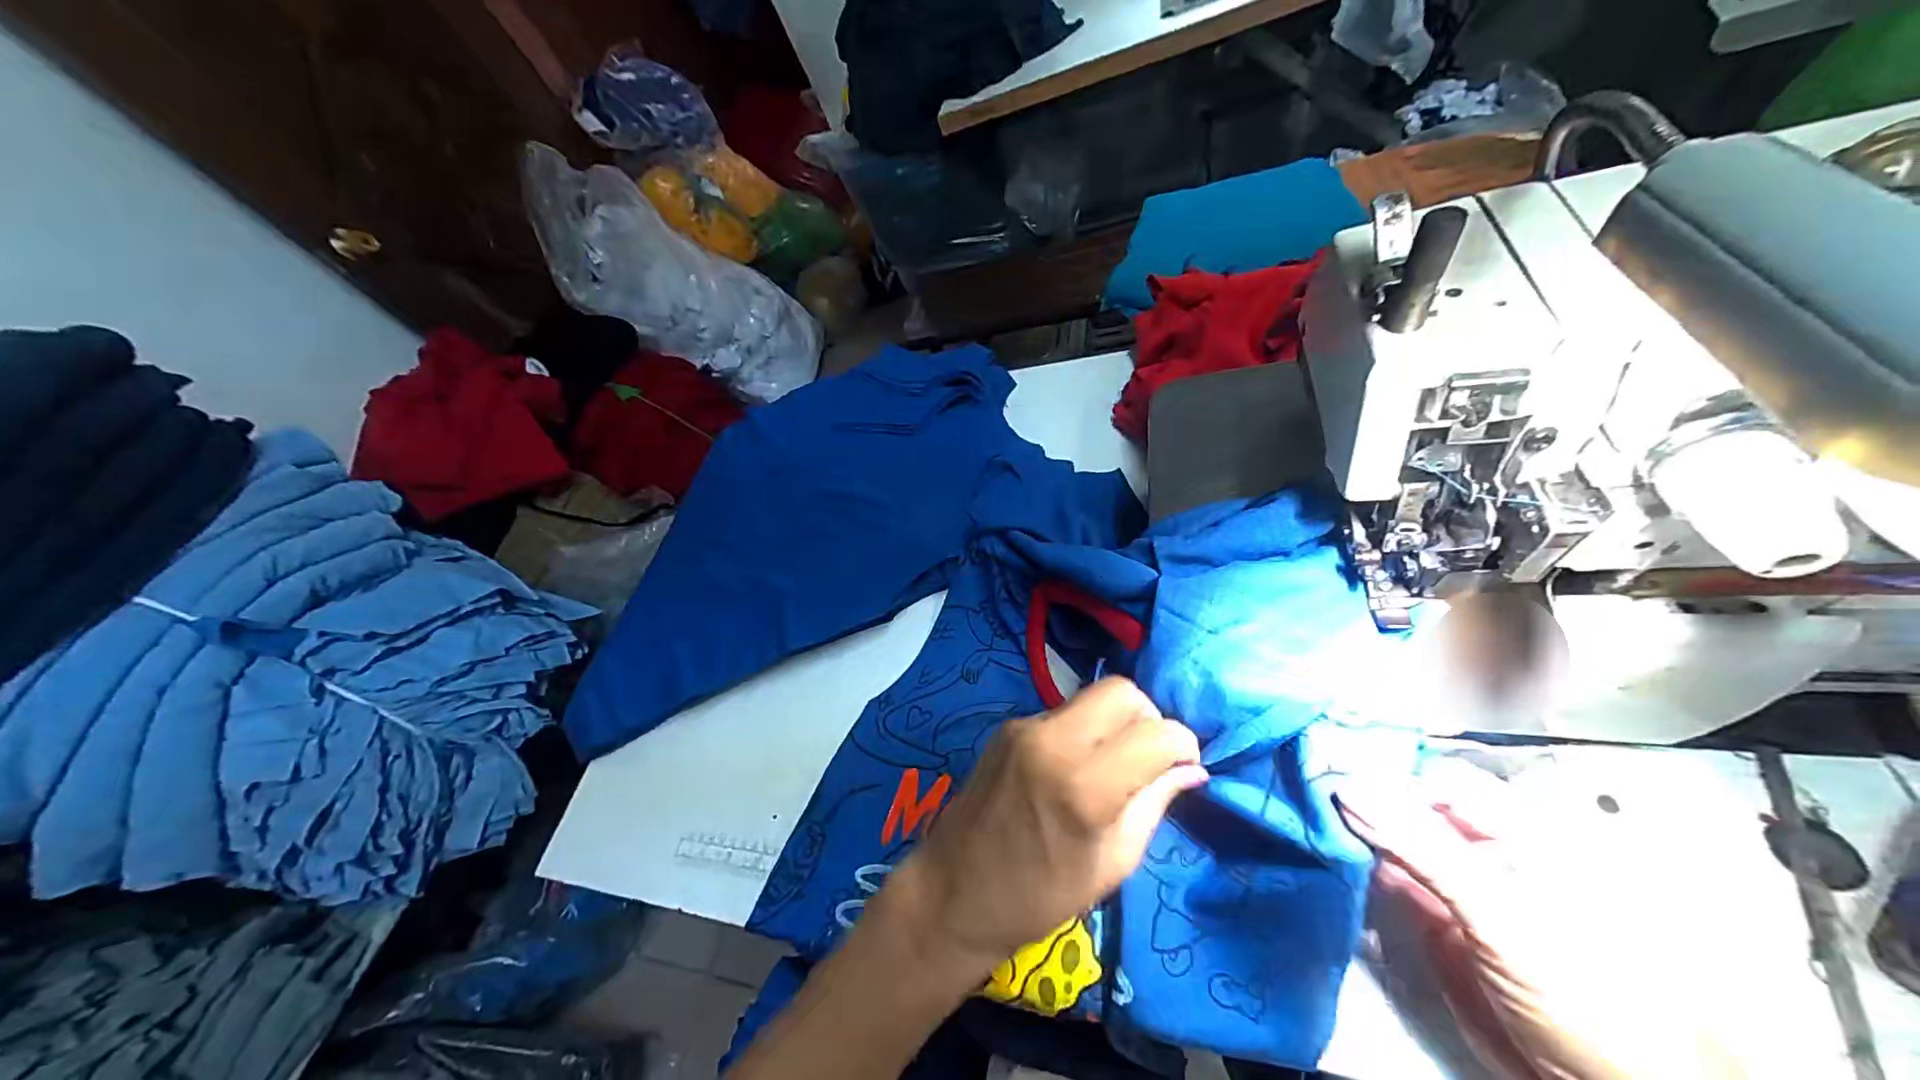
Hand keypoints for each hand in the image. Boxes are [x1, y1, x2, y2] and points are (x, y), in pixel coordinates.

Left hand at [875, 677, 1208, 975]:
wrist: (952, 891)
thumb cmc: (1038, 896)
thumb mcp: (1112, 863)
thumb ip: (1154, 804)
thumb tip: (1191, 768)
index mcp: (1083, 786)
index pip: (1157, 732)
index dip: (1183, 745)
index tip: (1184, 767)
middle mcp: (1052, 741)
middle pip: (1122, 691)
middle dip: (1148, 718)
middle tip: (1149, 758)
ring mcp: (1023, 728)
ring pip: (1091, 697)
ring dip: (1115, 723)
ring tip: (1112, 766)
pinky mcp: (1006, 727)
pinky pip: (1063, 713)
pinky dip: (1084, 730)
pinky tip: (1075, 768)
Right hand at [1338, 761, 1743, 1079]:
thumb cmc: (1580, 994)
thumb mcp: (1501, 913)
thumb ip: (1423, 848)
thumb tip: (1346, 789)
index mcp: (1520, 831)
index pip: (1437, 780)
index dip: (1386, 774)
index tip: (1329, 775)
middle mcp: (1483, 850)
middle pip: (1409, 805)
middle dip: (1359, 796)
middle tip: (1303, 787)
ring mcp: (1455, 886)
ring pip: (1390, 839)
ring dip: (1351, 829)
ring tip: (1304, 815)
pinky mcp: (1430, 922)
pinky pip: (1384, 880)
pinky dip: (1354, 867)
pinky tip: (1326, 856)